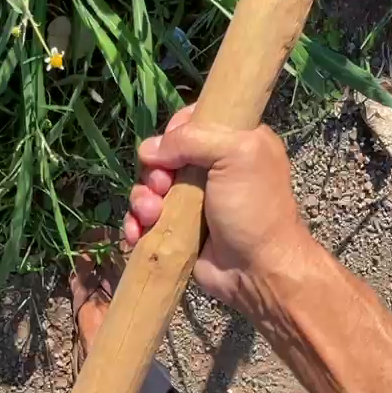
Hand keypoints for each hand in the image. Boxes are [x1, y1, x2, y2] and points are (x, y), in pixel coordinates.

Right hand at [123, 105, 318, 314]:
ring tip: (151, 216)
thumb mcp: (236, 155)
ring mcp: (191, 201)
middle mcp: (211, 169)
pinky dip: (136, 224)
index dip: (174, 132)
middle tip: (162, 187)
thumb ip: (193, 139)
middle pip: (162, 156)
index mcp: (233, 142)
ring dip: (141, 200)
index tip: (173, 148)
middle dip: (154, 172)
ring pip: (148, 188)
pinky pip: (143, 219)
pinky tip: (138, 234)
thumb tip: (148, 150)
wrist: (256, 270)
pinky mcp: (176, 228)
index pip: (191, 122)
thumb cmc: (254, 209)